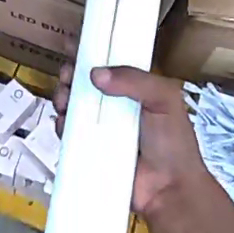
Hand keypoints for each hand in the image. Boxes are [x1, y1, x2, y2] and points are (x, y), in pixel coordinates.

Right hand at [53, 63, 209, 216]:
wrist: (169, 190)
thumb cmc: (173, 141)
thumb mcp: (164, 98)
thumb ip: (134, 80)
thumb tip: (94, 74)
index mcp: (133, 87)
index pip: (108, 62)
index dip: (89, 50)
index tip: (72, 42)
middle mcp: (113, 104)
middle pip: (83, 80)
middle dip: (70, 72)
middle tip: (67, 74)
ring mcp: (99, 126)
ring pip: (71, 103)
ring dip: (62, 95)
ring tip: (64, 98)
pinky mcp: (87, 149)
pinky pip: (67, 132)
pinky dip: (61, 123)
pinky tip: (63, 121)